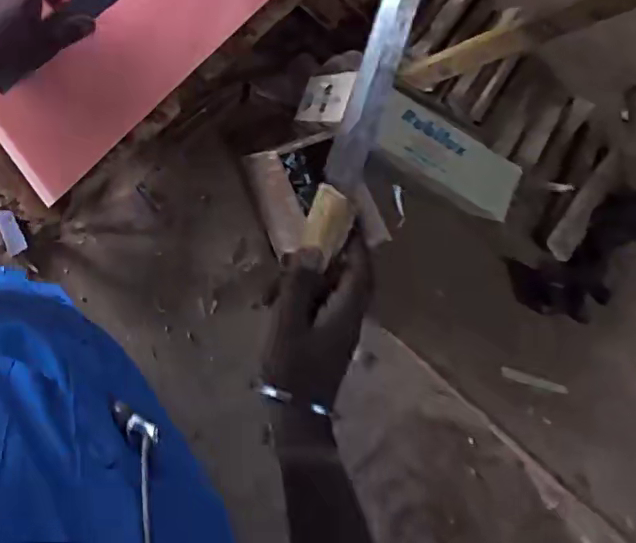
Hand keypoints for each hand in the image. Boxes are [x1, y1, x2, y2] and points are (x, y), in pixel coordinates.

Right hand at [261, 234, 372, 411]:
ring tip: (275, 284)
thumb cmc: (291, 367)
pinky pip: (320, 305)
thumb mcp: (287, 321)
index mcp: (345, 312)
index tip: (349, 218)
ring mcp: (339, 329)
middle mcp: (349, 318)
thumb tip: (312, 249)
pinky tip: (275, 302)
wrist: (296, 417)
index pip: (361, 270)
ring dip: (307, 280)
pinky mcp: (327, 337)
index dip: (357, 243)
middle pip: (347, 277)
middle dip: (327, 258)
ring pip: (330, 290)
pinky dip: (302, 297)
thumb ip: (299, 284)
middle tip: (302, 244)